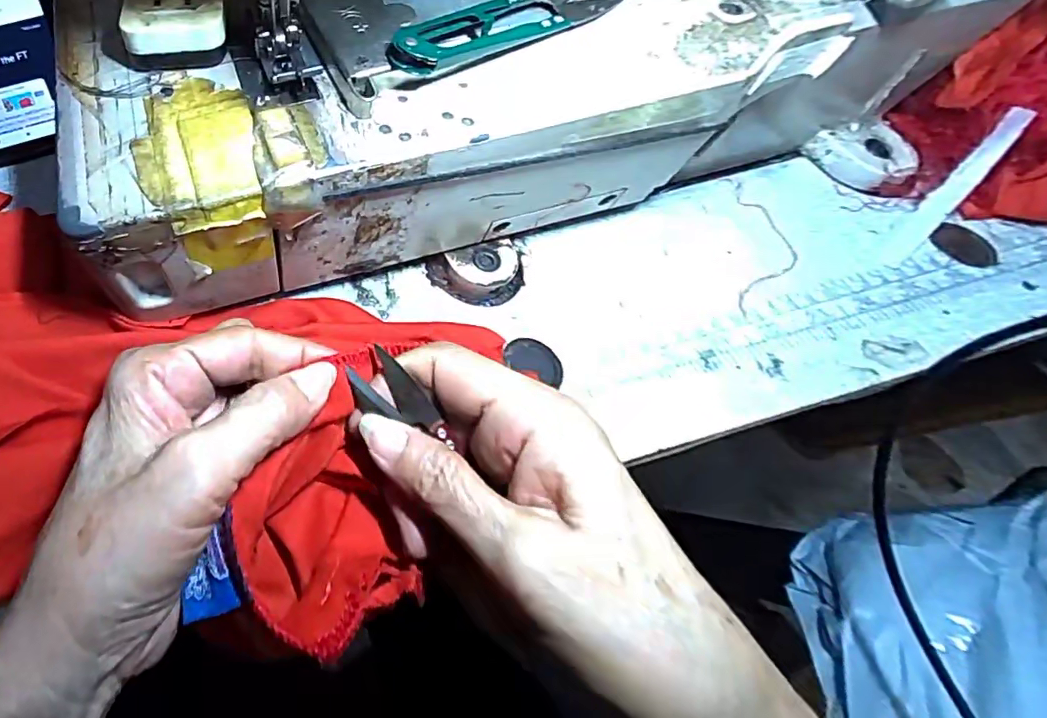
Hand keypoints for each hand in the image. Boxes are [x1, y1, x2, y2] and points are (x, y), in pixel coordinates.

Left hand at [0, 321, 337, 717]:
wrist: (85, 629)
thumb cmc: (123, 544)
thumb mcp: (194, 474)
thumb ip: (260, 419)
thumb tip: (324, 374)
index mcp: (153, 372)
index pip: (239, 344)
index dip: (296, 354)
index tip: (353, 372)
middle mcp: (167, 389)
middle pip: (247, 365)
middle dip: (298, 376)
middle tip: (355, 396)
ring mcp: (183, 430)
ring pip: (253, 401)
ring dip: (296, 409)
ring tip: (347, 418)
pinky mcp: (199, 468)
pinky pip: (251, 439)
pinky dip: (284, 440)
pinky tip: (315, 446)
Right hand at [352, 344, 809, 717]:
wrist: (689, 698)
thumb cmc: (623, 621)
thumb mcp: (519, 551)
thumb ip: (438, 482)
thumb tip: (367, 425)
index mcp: (535, 417)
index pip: (440, 363)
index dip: (390, 385)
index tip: (357, 437)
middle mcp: (519, 426)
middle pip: (424, 407)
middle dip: (399, 458)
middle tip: (405, 522)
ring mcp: (509, 461)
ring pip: (422, 448)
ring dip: (410, 494)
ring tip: (427, 548)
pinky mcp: (499, 494)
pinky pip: (437, 481)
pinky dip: (424, 512)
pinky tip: (438, 552)